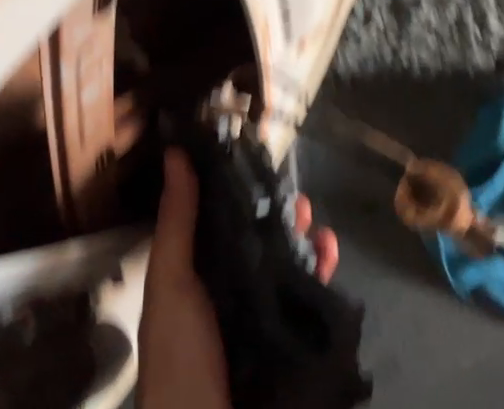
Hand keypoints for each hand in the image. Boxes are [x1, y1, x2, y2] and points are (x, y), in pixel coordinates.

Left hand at [136, 149, 339, 408]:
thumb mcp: (171, 281)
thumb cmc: (180, 350)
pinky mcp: (289, 346)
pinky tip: (331, 252)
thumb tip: (175, 152)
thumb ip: (178, 220)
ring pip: (285, 271)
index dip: (236, 198)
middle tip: (299, 195)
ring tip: (319, 220)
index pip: (217, 226)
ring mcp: (259, 322)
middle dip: (277, 219)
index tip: (256, 166)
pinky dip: (322, 276)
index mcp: (193, 280)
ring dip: (304, 242)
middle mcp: (226, 296)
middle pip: (256, 247)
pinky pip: (309, 304)